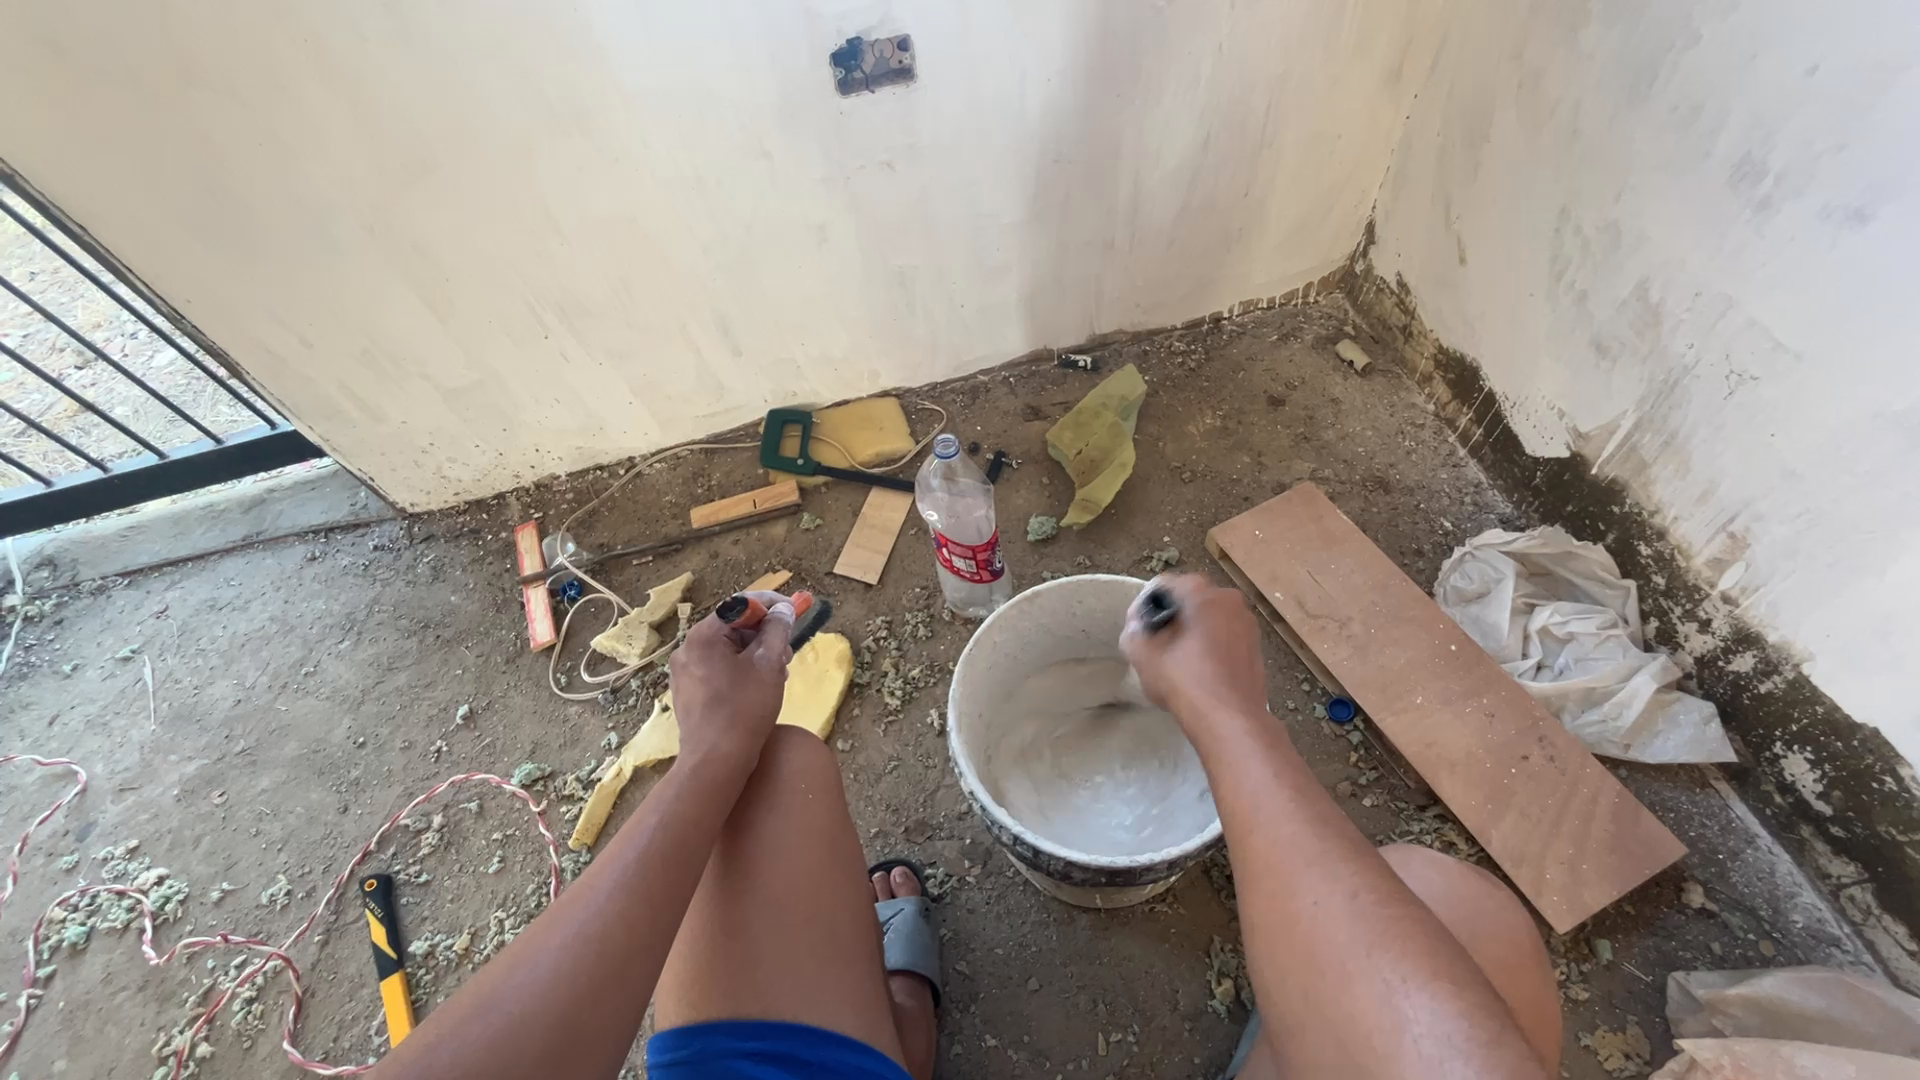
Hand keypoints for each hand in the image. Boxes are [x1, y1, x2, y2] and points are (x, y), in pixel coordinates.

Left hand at [667, 591, 793, 767]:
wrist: (715, 762)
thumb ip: (777, 630)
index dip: (771, 604)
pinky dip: (742, 669)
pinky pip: (719, 667)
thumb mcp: (768, 664)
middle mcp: (688, 648)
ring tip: (778, 673)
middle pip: (733, 626)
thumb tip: (783, 610)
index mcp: (703, 636)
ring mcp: (685, 671)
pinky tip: (759, 686)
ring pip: (728, 648)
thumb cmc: (744, 709)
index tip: (794, 611)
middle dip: (765, 634)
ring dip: (756, 653)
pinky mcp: (689, 691)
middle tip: (788, 652)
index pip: (740, 604)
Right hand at [1119, 573, 1268, 735]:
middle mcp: (1229, 599)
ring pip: (1209, 617)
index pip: (1163, 585)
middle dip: (1171, 616)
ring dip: (1192, 630)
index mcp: (1201, 592)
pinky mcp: (1256, 645)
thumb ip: (1133, 631)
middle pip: (1188, 599)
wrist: (1231, 720)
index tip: (1139, 630)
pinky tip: (1200, 669)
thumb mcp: (1143, 655)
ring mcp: (1247, 622)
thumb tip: (1138, 625)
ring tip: (1178, 659)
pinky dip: (1211, 644)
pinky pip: (1225, 634)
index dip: (1145, 605)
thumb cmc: (1185, 681)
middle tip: (1156, 643)